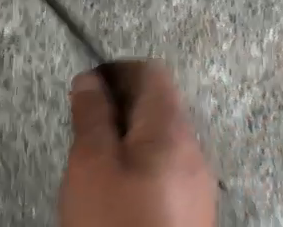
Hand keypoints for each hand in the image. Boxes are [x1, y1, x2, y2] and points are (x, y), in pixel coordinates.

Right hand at [60, 62, 216, 226]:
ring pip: (159, 138)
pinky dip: (138, 165)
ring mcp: (197, 187)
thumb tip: (90, 80)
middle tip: (85, 128)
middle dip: (118, 107)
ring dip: (126, 137)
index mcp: (172, 133)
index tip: (87, 89)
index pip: (152, 73)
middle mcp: (194, 154)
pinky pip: (165, 169)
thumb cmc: (116, 222)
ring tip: (95, 162)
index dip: (116, 70)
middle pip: (158, 105)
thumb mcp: (91, 162)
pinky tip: (115, 192)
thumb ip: (91, 114)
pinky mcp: (192, 214)